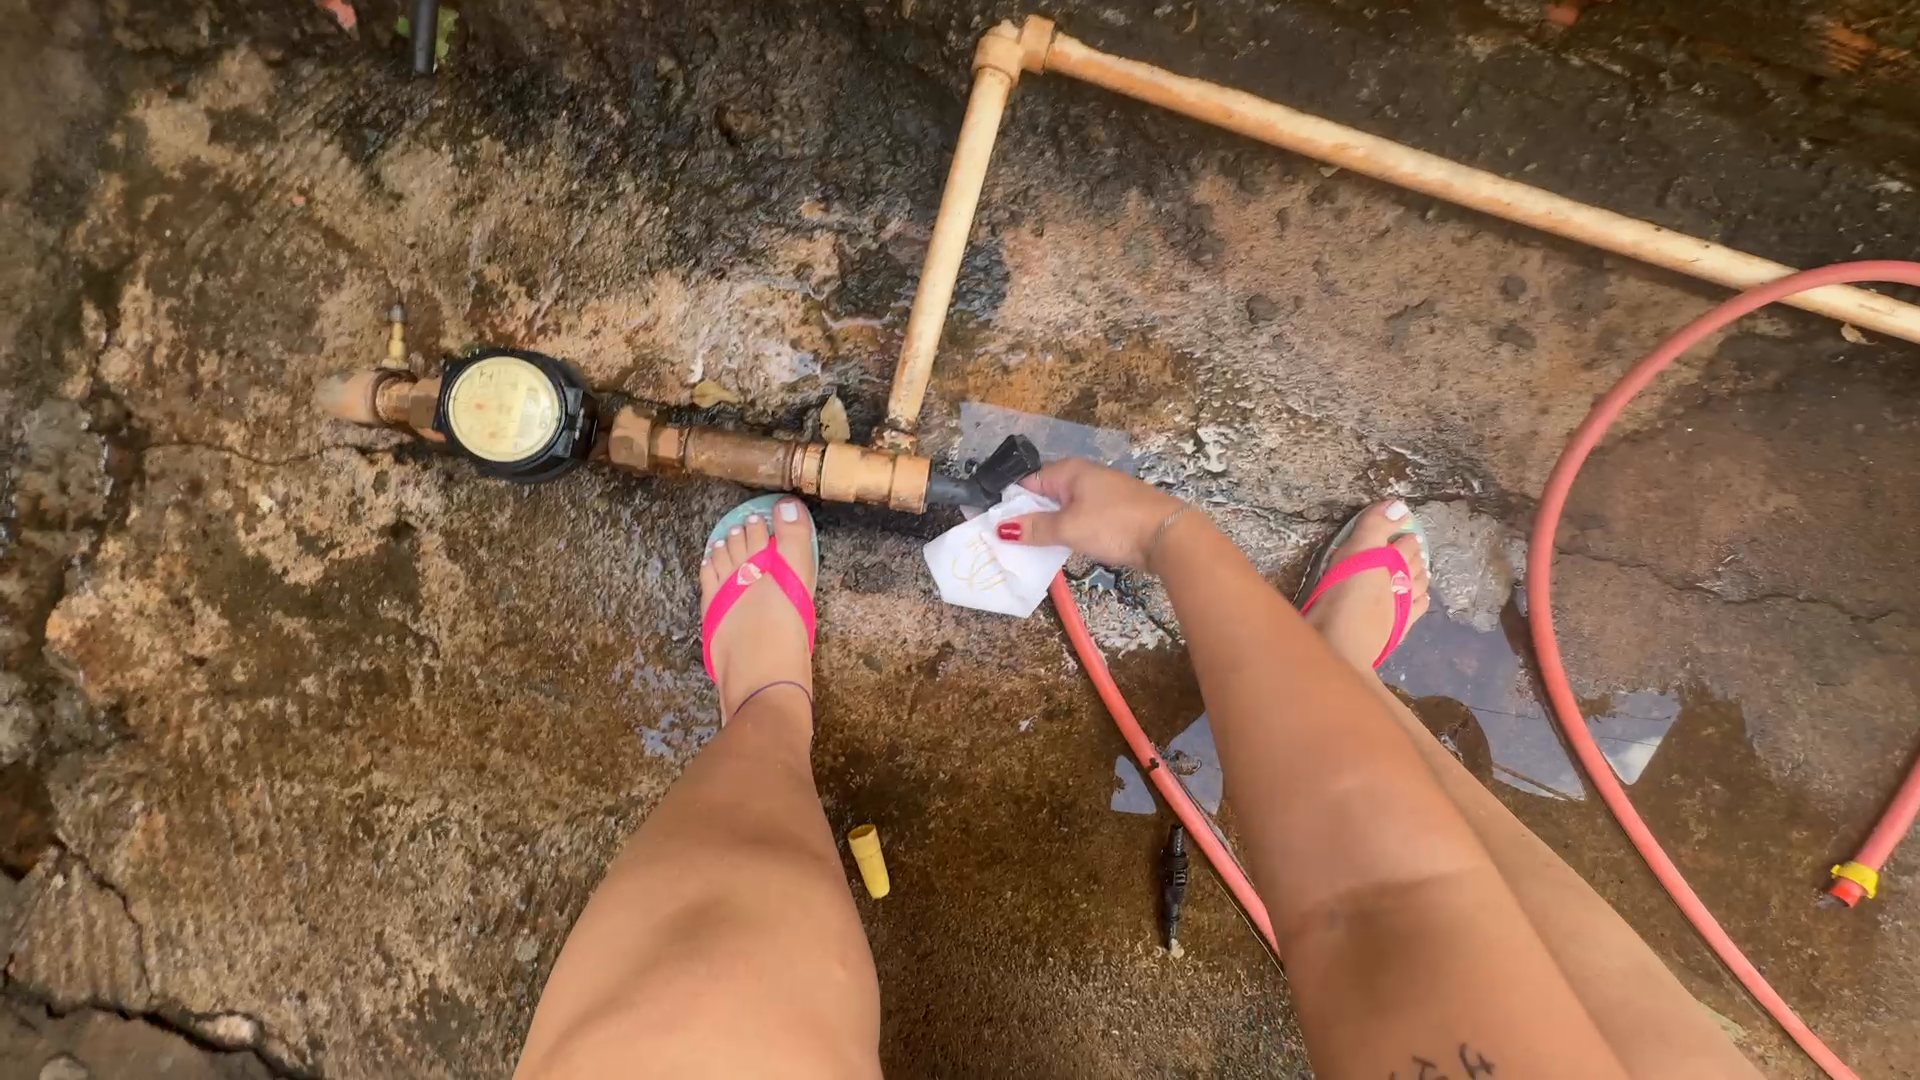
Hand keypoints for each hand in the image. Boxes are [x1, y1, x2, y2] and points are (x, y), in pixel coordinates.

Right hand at [1001, 458, 1190, 569]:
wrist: (1169, 536)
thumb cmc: (1114, 524)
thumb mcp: (1069, 528)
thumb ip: (1035, 528)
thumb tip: (1001, 527)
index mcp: (1069, 471)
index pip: (1027, 482)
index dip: (1008, 502)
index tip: (991, 524)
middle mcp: (1083, 476)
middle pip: (1044, 495)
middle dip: (1026, 516)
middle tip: (1004, 542)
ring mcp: (1100, 494)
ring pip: (1062, 509)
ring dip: (1047, 527)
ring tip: (1026, 549)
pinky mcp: (1113, 512)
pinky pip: (1079, 519)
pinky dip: (1067, 531)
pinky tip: (1059, 549)